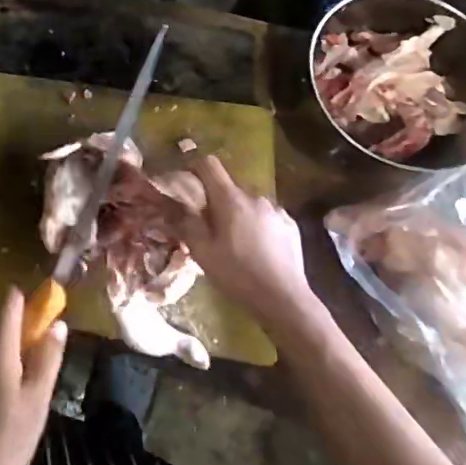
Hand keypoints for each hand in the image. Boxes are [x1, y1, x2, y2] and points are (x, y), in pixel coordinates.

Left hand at [0, 286, 66, 464]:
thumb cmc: (1, 443)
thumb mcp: (35, 404)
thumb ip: (47, 360)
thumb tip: (58, 323)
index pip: (10, 301)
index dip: (28, 297)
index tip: (44, 304)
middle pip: (0, 328)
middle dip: (20, 338)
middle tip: (37, 367)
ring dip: (3, 361)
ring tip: (18, 394)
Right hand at [179, 155, 319, 331]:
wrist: (285, 300)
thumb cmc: (239, 275)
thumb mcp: (203, 253)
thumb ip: (187, 224)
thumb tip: (175, 205)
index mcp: (230, 198)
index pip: (209, 164)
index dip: (195, 169)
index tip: (188, 186)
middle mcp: (254, 196)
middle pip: (229, 185)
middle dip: (217, 199)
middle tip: (210, 225)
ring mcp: (276, 209)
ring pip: (249, 202)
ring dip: (239, 213)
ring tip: (237, 241)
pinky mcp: (290, 224)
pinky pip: (268, 215)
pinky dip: (259, 224)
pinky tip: (259, 249)